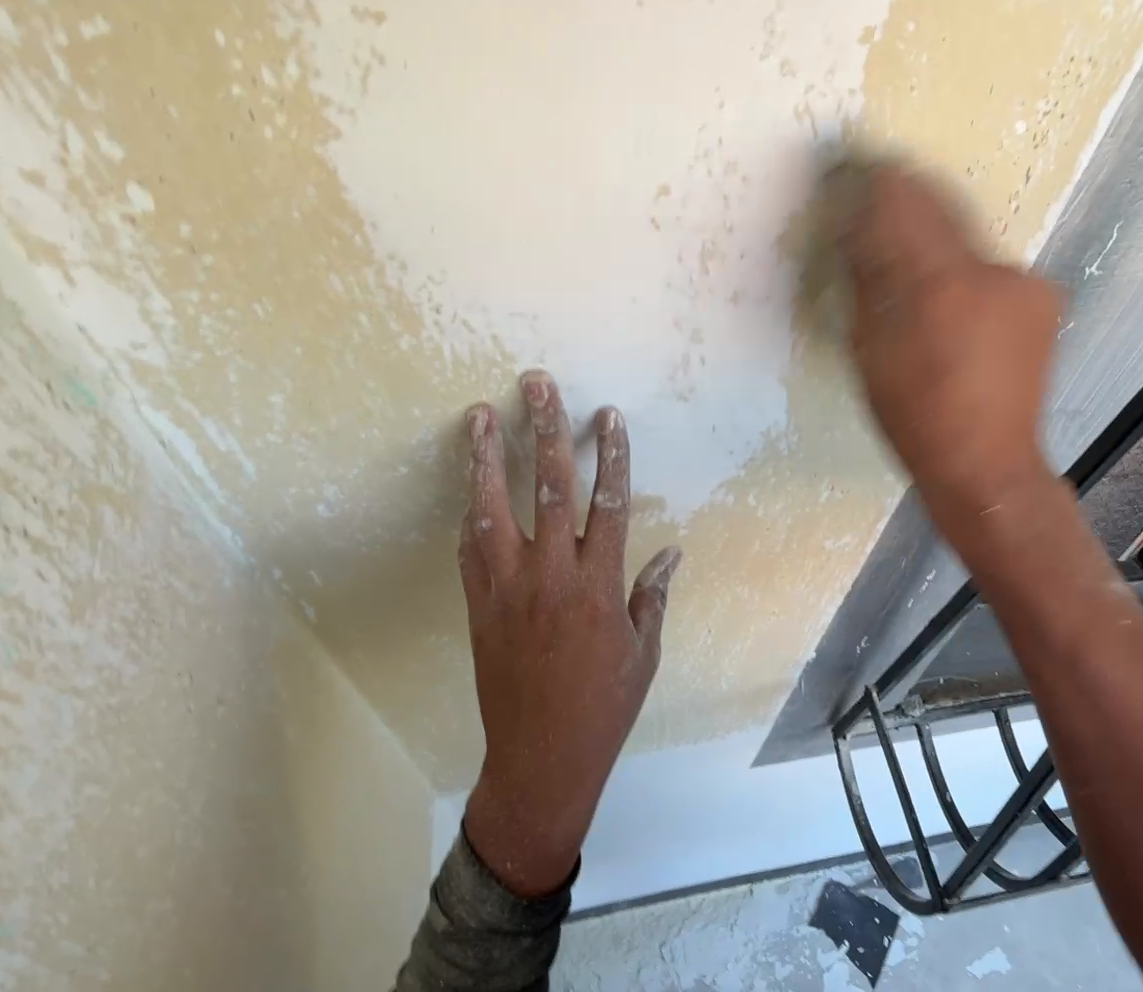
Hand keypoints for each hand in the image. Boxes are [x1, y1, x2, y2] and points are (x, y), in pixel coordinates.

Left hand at [458, 370, 681, 897]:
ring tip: (479, 415)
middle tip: (536, 385)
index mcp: (600, 586)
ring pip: (493, 509)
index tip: (607, 415)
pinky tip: (470, 487)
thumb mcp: (644, 654)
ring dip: (486, 458)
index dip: (611, 454)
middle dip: (545, 430)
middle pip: (549, 487)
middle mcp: (552, 576)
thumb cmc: (604, 707)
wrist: (541, 757)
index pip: (609, 503)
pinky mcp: (479, 606)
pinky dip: (472, 513)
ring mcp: (507, 588)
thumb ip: (652, 597)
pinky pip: (471, 549)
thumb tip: (672, 551)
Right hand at [839, 163, 1064, 526]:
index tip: (850, 168)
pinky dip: (966, 275)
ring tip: (915, 270)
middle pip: (939, 207)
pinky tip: (955, 307)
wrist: (988, 465)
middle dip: (903, 203)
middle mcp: (991, 269)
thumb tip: (854, 225)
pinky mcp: (1043, 298)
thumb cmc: (914, 417)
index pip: (901, 201)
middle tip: (874, 198)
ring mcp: (1024, 282)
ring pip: (966, 239)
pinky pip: (990, 269)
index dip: (874, 179)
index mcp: (940, 286)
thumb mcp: (871, 350)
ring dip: (937, 243)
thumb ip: (867, 279)